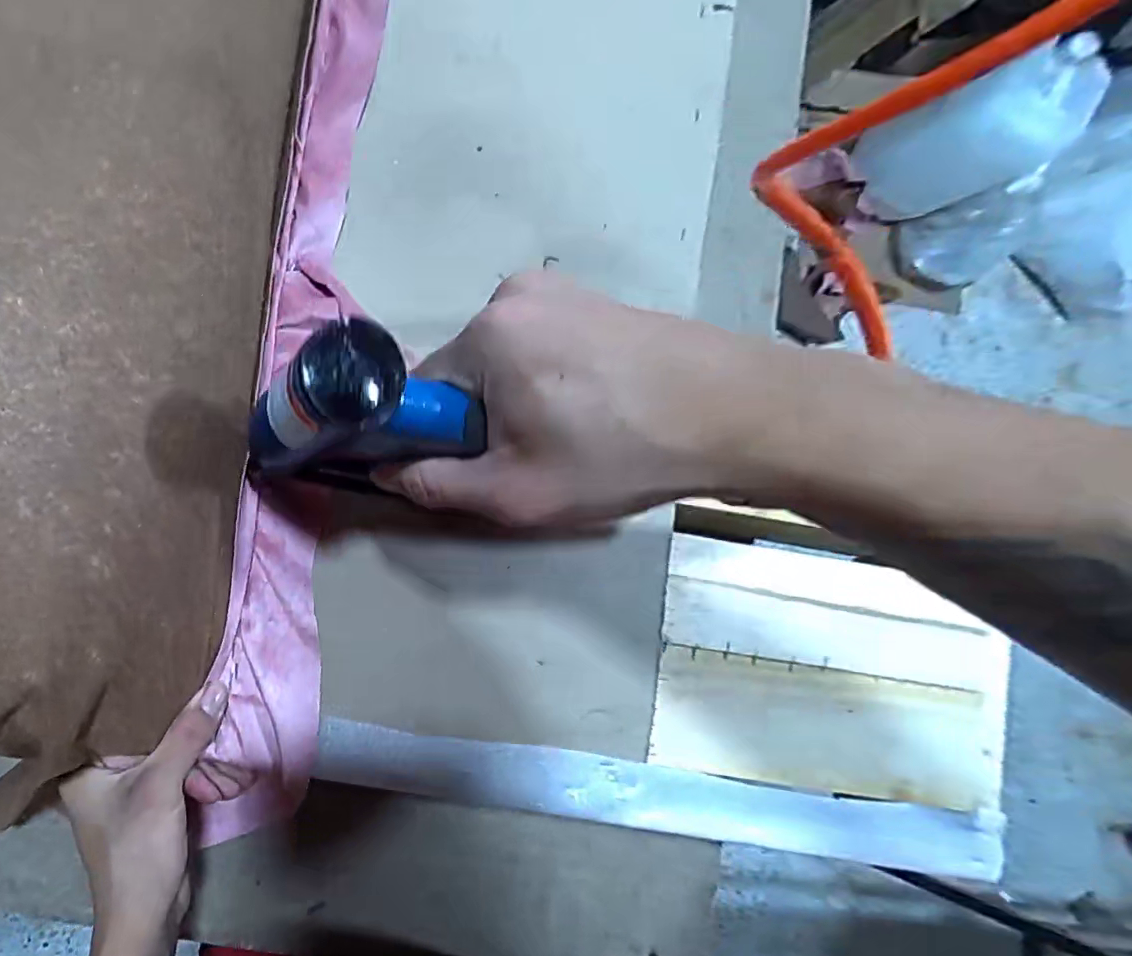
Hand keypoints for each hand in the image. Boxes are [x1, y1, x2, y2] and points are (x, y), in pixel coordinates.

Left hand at [59, 682, 246, 931]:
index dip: (139, 685)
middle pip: (141, 730)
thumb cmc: (138, 850)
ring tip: (219, 703)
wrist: (148, 920)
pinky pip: (173, 770)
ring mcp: (126, 789)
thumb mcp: (162, 784)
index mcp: (83, 763)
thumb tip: (217, 686)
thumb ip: (187, 734)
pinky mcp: (150, 803)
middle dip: (177, 714)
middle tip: (202, 675)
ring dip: (193, 740)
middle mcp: (99, 771)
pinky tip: (219, 740)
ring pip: (162, 749)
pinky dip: (196, 762)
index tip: (164, 654)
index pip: (111, 711)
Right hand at [380, 271, 799, 527]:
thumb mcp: (511, 492)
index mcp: (485, 333)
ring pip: (491, 363)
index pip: (417, 393)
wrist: (748, 414)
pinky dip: (537, 378)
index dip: (433, 436)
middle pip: (455, 376)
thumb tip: (383, 469)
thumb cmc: (620, 454)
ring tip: (564, 430)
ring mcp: (554, 288)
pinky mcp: (587, 295)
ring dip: (505, 400)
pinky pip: (528, 346)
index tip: (474, 461)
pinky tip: (583, 404)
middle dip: (473, 418)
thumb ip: (431, 484)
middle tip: (526, 453)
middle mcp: (510, 295)